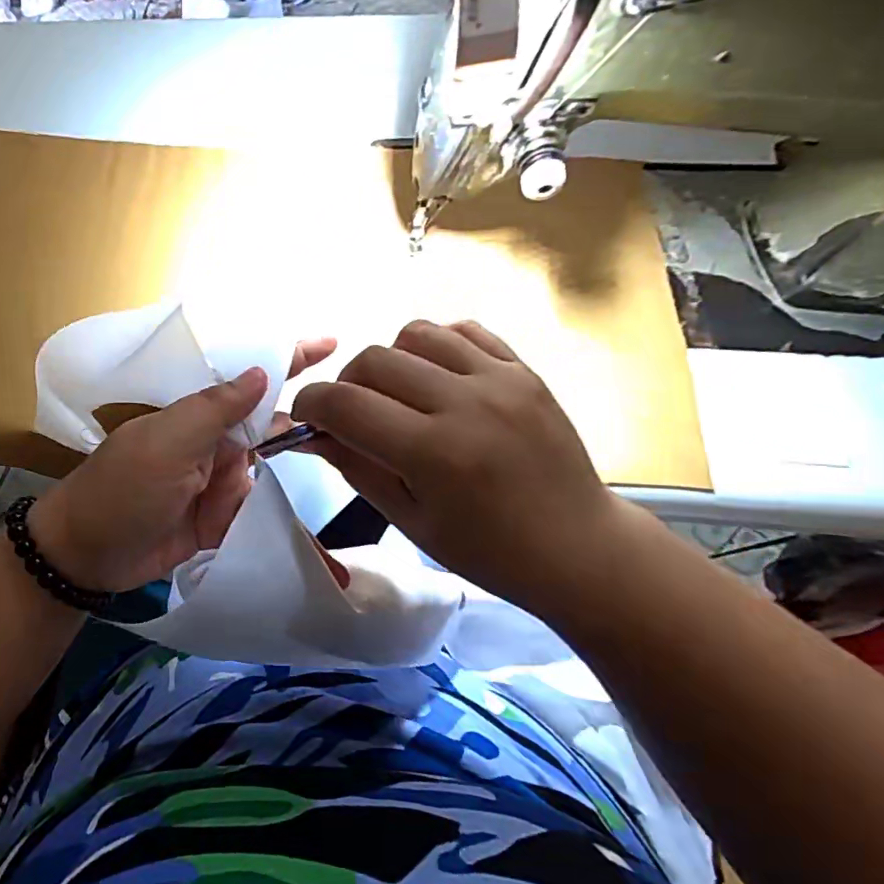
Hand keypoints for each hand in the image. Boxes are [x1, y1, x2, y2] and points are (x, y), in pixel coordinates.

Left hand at [27, 339, 336, 592]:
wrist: (86, 557)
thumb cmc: (122, 490)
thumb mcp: (165, 444)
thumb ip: (214, 410)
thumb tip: (261, 372)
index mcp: (197, 415)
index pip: (250, 381)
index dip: (288, 360)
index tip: (331, 344)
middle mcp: (212, 443)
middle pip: (268, 429)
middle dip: (296, 432)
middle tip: (340, 431)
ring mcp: (216, 482)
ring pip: (264, 473)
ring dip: (270, 484)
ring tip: (278, 489)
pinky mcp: (218, 518)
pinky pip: (252, 510)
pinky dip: (260, 517)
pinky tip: (264, 524)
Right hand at [291, 320, 633, 610]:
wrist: (577, 547)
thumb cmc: (488, 552)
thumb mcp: (410, 521)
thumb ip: (356, 467)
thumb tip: (311, 433)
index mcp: (433, 453)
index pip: (344, 404)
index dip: (310, 405)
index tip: (306, 419)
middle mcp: (466, 403)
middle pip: (374, 360)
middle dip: (345, 384)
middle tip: (352, 417)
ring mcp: (501, 380)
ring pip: (416, 334)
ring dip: (389, 361)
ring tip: (398, 396)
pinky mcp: (525, 370)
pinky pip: (463, 331)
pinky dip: (435, 348)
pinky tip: (437, 380)